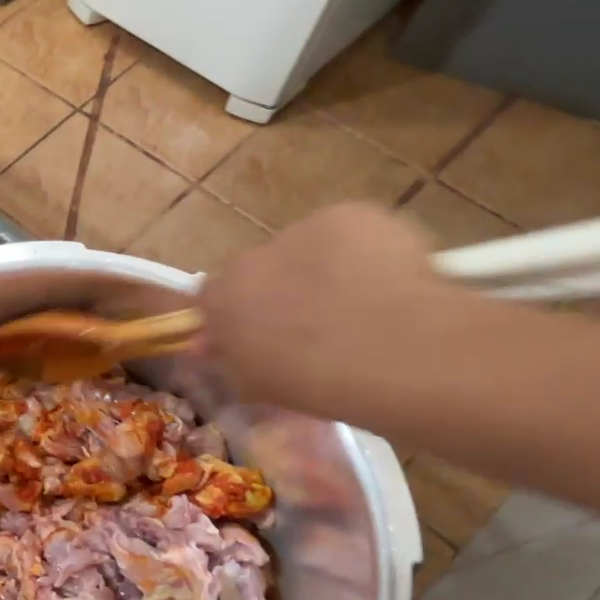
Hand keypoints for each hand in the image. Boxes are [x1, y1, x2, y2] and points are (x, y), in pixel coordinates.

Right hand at [200, 203, 482, 415]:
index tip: (259, 333)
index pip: (213, 298)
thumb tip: (220, 346)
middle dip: (280, 289)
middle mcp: (251, 260)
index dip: (238, 313)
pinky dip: (363, 250)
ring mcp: (300, 233)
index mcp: (222, 300)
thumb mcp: (254, 384)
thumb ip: (231, 357)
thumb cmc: (311, 381)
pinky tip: (386, 279)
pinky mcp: (347, 215)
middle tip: (313, 321)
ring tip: (359, 302)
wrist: (385, 349)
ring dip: (322, 268)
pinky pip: (350, 232)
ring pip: (307, 248)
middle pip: (259, 268)